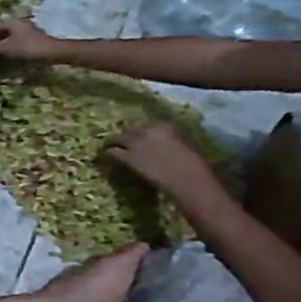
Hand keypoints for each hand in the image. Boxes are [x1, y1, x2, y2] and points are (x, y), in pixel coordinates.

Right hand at [0, 20, 64, 63]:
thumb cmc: (26, 48)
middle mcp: (19, 24)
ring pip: (9, 38)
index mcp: (11, 23)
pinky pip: (17, 43)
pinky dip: (10, 49)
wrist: (52, 52)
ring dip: (1, 47)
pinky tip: (9, 58)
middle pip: (1, 33)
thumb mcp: (5, 48)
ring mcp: (27, 31)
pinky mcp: (33, 39)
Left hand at [105, 123, 219, 198]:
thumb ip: (172, 139)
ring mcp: (137, 143)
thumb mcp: (185, 144)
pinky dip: (110, 152)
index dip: (142, 130)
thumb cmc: (192, 163)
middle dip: (126, 133)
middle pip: (131, 129)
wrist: (186, 177)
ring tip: (108, 143)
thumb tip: (167, 141)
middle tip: (121, 138)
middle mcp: (148, 131)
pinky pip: (114, 151)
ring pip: (119, 138)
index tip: (139, 133)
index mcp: (165, 126)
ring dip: (113, 140)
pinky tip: (107, 153)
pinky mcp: (129, 157)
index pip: (148, 124)